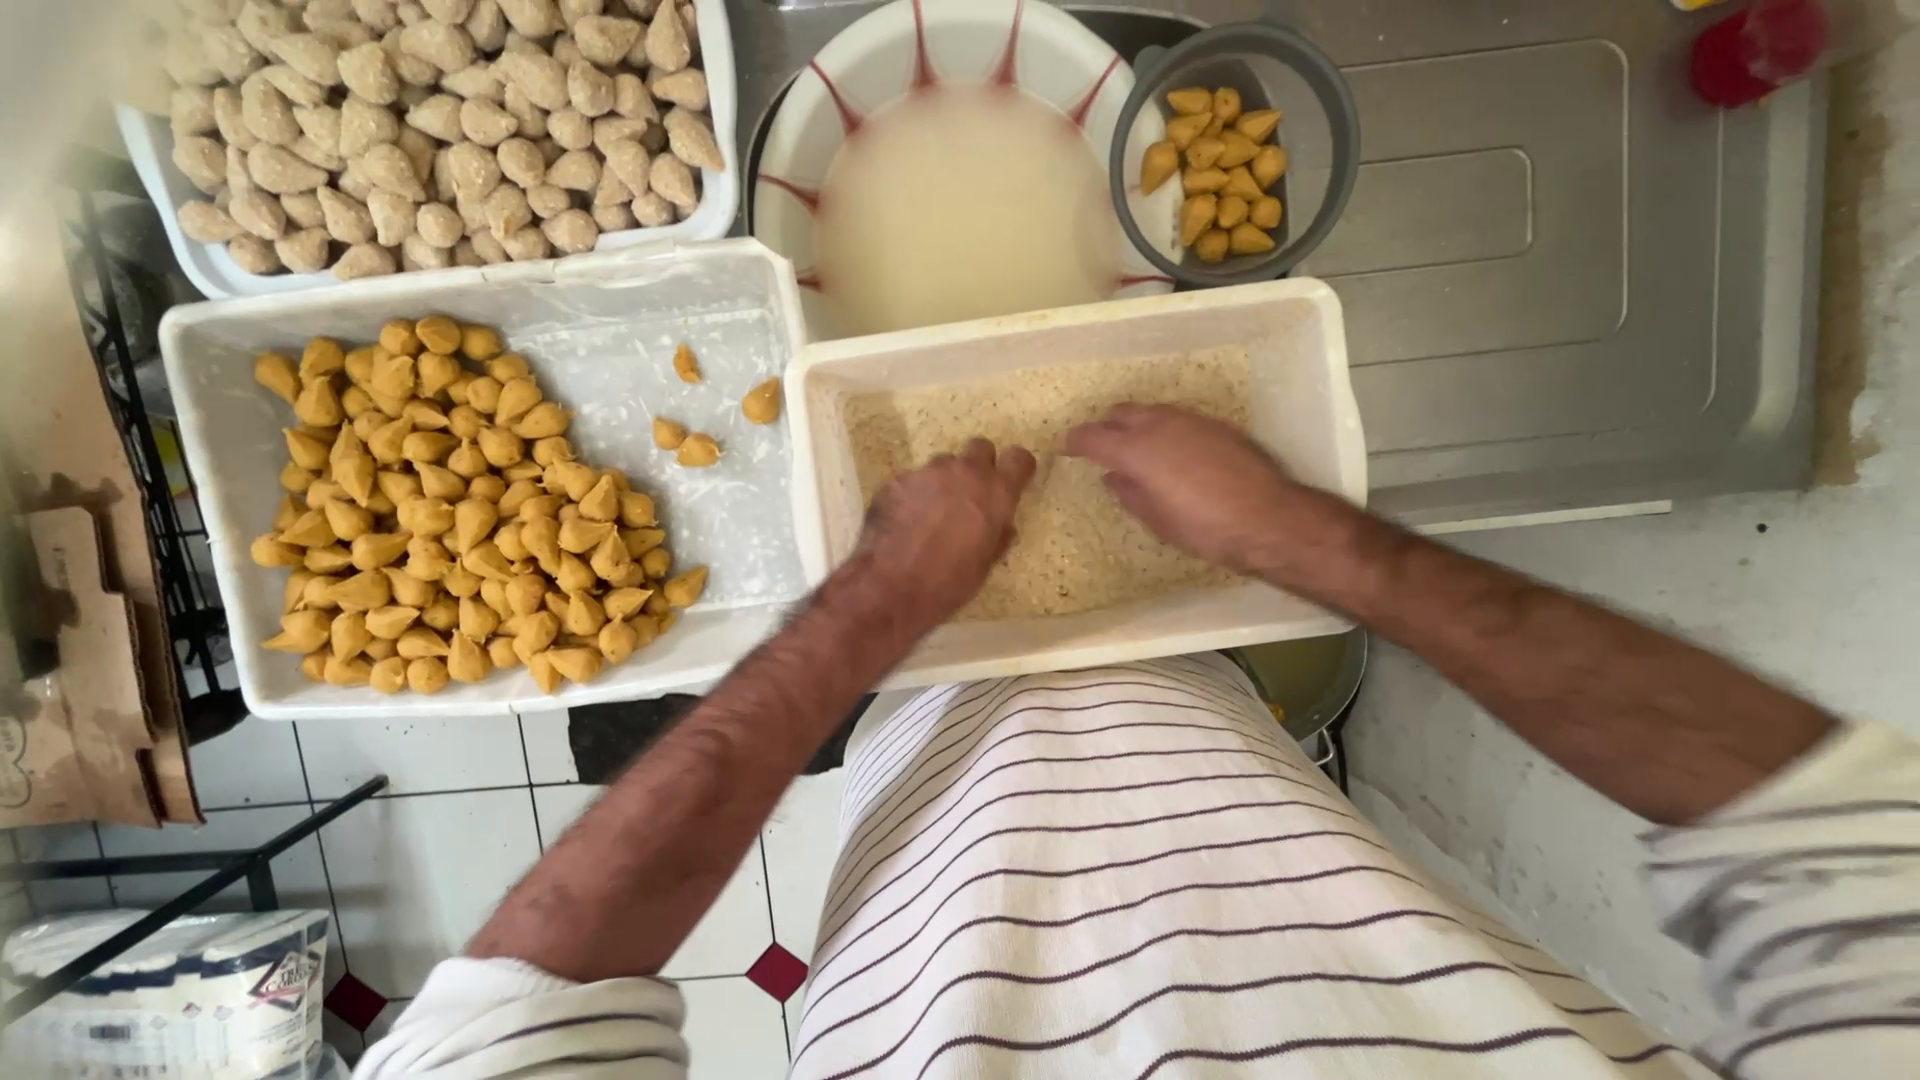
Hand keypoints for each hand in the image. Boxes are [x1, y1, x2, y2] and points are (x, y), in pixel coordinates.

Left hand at [854, 438, 1035, 620]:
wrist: (891, 586)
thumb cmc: (949, 582)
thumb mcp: (985, 564)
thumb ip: (997, 535)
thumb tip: (1003, 524)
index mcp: (995, 493)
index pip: (1019, 458)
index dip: (1017, 469)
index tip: (1012, 482)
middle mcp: (964, 472)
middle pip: (980, 448)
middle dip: (978, 466)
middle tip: (969, 495)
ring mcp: (927, 472)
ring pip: (943, 464)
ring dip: (943, 481)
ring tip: (931, 513)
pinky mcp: (897, 480)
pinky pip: (914, 480)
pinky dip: (914, 494)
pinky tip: (905, 521)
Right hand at [1065, 404, 1301, 574]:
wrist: (1267, 518)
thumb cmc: (1204, 528)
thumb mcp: (1157, 520)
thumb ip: (1129, 493)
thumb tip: (1113, 477)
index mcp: (1137, 450)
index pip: (1093, 436)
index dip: (1075, 442)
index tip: (1067, 449)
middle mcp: (1160, 425)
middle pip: (1120, 413)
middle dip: (1105, 427)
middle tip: (1100, 446)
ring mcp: (1191, 420)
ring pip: (1151, 411)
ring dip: (1136, 424)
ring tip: (1135, 447)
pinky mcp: (1216, 425)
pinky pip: (1178, 419)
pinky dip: (1164, 429)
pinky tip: (1172, 451)